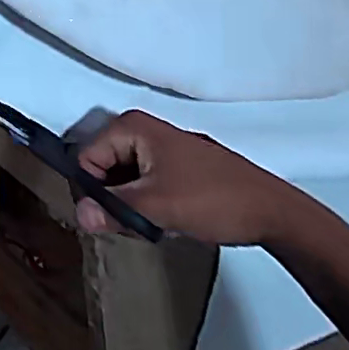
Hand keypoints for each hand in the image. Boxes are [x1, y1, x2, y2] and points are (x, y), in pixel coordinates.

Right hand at [73, 109, 301, 244]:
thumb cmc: (215, 199)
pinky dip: (144, 205)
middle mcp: (142, 129)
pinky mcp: (170, 166)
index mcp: (133, 126)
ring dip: (129, 206)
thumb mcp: (156, 207)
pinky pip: (139, 184)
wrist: (268, 211)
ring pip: (120, 179)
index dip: (92, 191)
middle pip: (101, 168)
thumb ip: (112, 209)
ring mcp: (157, 147)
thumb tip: (80, 215)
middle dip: (112, 200)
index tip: (111, 216)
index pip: (86, 158)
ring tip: (154, 222)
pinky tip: (163, 220)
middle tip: (137, 222)